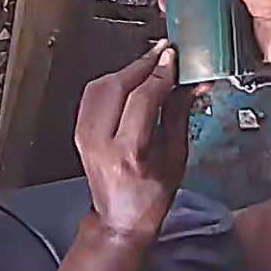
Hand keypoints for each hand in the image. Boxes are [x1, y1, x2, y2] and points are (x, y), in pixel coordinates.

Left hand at [74, 41, 187, 240]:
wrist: (119, 219)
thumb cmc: (153, 194)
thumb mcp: (176, 156)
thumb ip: (179, 113)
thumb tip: (191, 81)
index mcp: (129, 152)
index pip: (143, 99)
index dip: (160, 73)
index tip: (174, 57)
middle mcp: (100, 142)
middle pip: (117, 86)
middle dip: (143, 64)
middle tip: (164, 52)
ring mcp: (84, 136)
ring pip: (102, 85)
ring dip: (128, 69)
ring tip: (152, 62)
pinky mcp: (79, 131)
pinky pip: (94, 93)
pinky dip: (114, 80)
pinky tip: (132, 77)